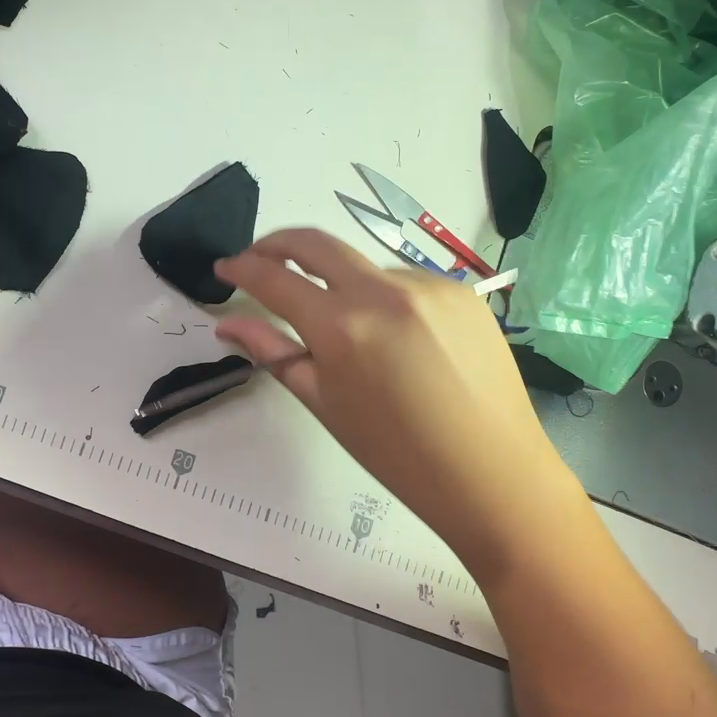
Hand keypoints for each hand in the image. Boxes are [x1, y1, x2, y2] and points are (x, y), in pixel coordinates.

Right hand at [215, 229, 584, 555]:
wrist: (491, 474)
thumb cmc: (394, 450)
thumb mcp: (322, 400)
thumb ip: (272, 351)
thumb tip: (228, 324)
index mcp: (341, 327)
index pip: (274, 279)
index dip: (242, 269)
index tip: (225, 268)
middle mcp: (383, 292)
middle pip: (315, 242)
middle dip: (277, 243)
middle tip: (257, 258)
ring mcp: (428, 286)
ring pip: (363, 266)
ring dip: (338, 282)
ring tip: (344, 328)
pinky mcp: (462, 292)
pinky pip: (404, 282)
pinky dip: (382, 298)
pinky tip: (393, 337)